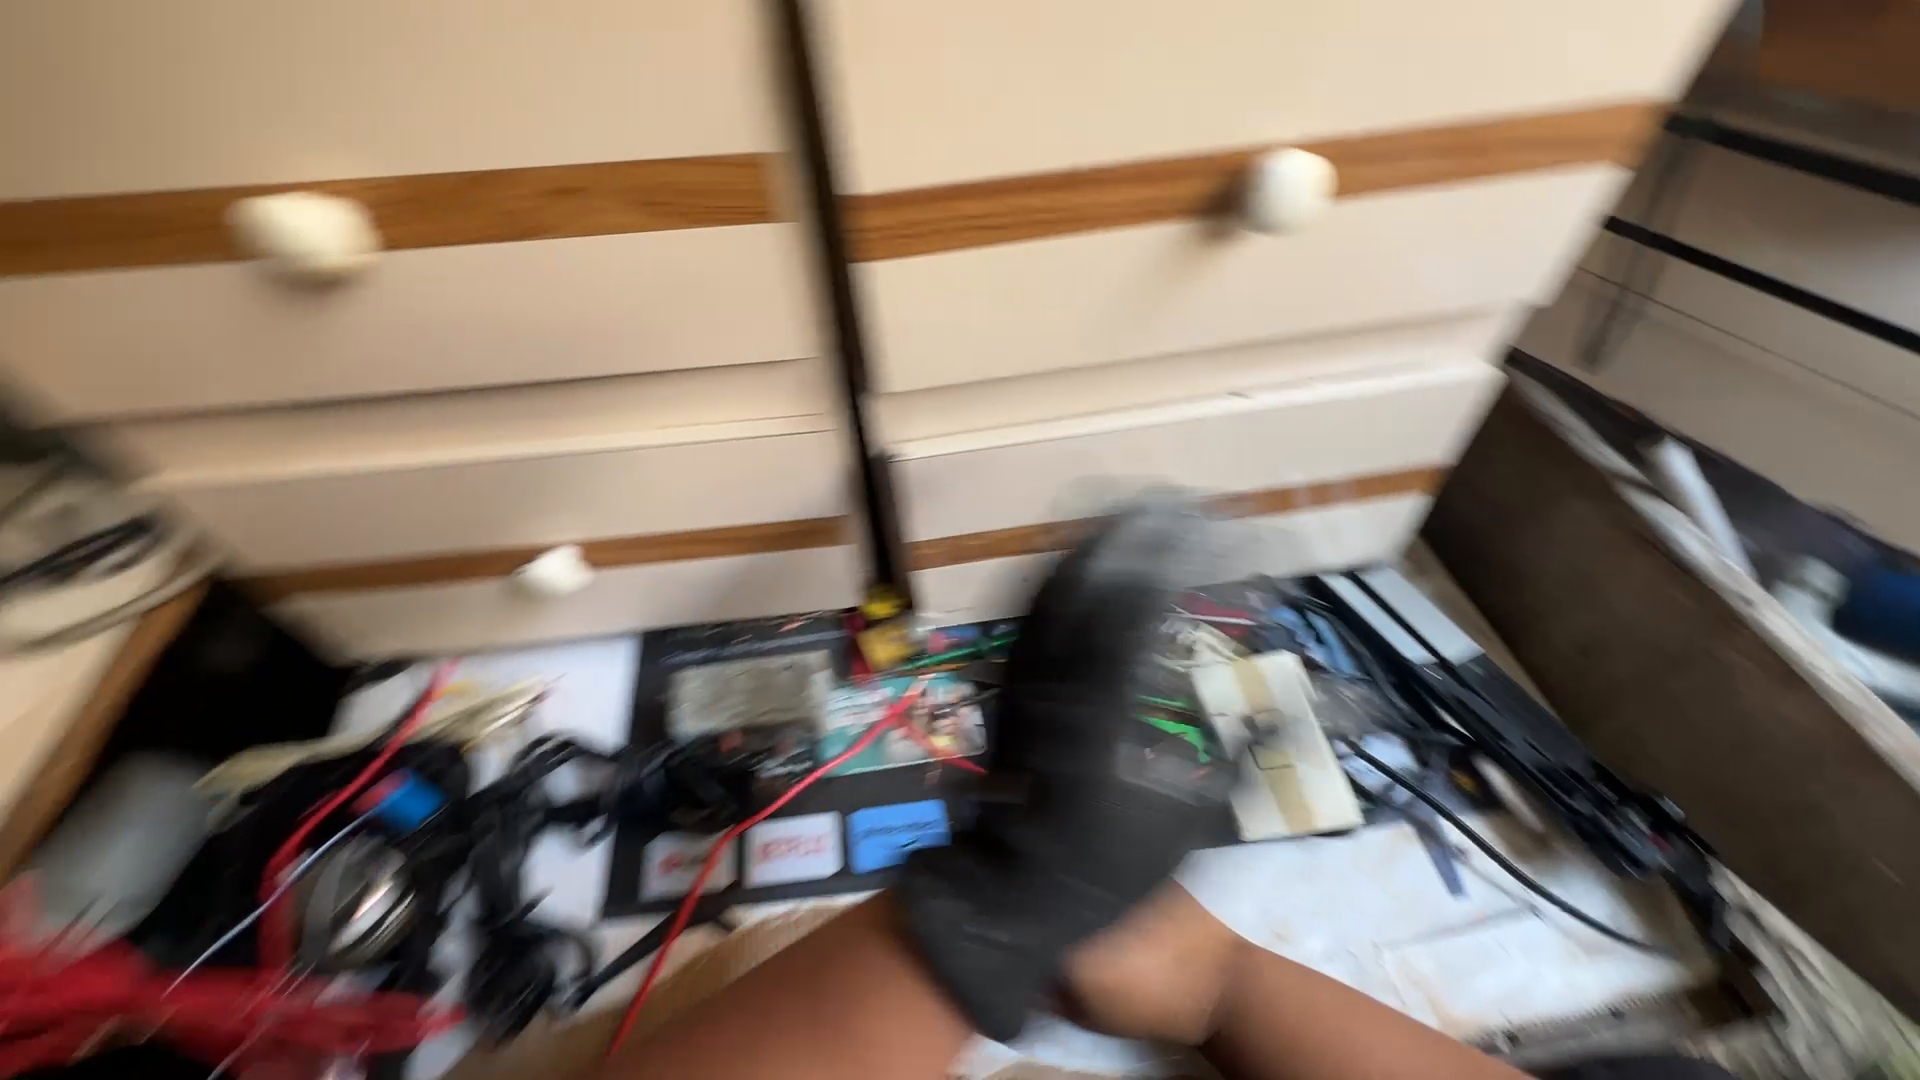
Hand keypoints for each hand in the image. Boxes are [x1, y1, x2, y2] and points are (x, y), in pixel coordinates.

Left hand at [896, 504, 1236, 1040]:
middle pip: (1096, 578)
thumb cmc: (1114, 859)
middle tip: (1184, 504)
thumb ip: (1249, 747)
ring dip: (1098, 538)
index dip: (1186, 558)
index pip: (1150, 606)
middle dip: (1141, 531)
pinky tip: (1081, 553)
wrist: (1020, 883)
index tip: (1223, 529)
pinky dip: (1058, 569)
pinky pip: (1028, 608)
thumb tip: (1312, 704)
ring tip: (1137, 509)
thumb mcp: (1196, 818)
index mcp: (1114, 702)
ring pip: (1055, 582)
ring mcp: (1026, 671)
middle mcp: (1063, 672)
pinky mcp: (1007, 677)